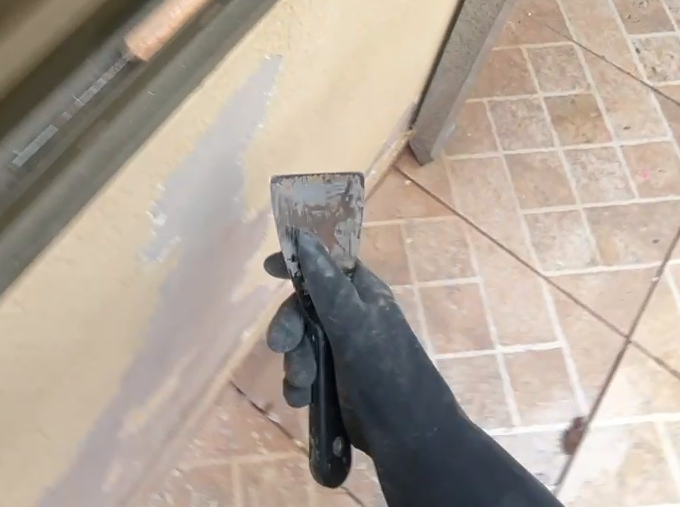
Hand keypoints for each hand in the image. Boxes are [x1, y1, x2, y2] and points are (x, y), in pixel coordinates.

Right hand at [263, 232, 459, 456]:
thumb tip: (303, 236)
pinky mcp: (335, 383)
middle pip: (305, 306)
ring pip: (301, 342)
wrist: (411, 443)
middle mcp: (351, 318)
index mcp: (363, 295)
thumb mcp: (354, 324)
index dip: (299, 261)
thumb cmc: (387, 373)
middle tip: (279, 344)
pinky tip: (301, 399)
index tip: (269, 268)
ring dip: (295, 360)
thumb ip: (327, 283)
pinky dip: (298, 385)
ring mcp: (343, 352)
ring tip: (302, 383)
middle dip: (290, 326)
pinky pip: (304, 372)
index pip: (327, 263)